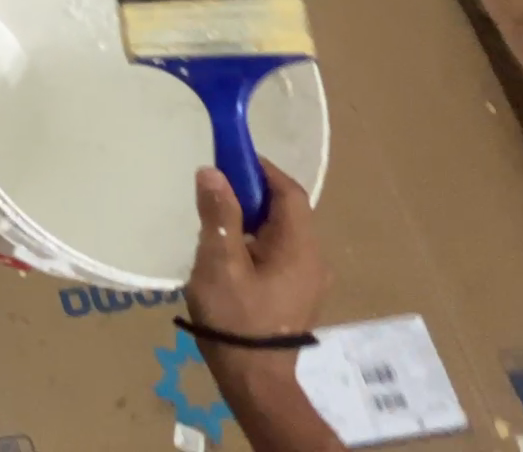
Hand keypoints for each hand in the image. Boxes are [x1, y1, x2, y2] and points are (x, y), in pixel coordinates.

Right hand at [185, 159, 330, 391]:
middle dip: (251, 187)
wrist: (251, 371)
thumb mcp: (219, 261)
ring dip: (249, 210)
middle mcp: (311, 259)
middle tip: (210, 175)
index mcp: (299, 248)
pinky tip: (223, 238)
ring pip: (279, 229)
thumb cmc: (235, 312)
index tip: (228, 151)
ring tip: (210, 203)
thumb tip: (213, 171)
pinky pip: (274, 247)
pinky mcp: (291, 288)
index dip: (262, 168)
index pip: (289, 194)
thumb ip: (218, 215)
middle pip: (286, 210)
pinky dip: (251, 231)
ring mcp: (304, 277)